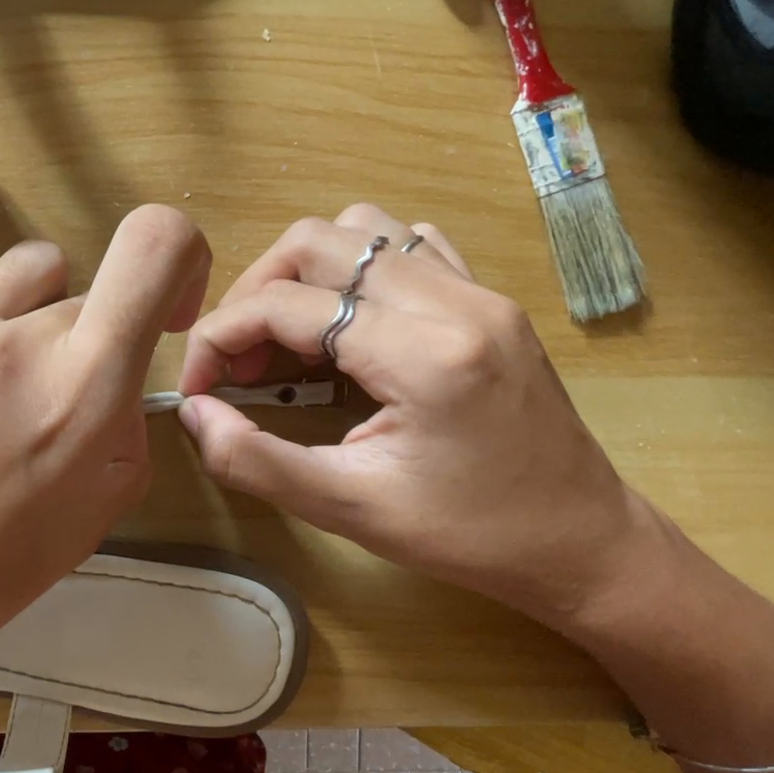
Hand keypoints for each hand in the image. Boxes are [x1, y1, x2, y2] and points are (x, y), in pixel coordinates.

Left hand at [0, 205, 210, 670]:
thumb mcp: (91, 519)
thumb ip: (123, 434)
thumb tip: (117, 384)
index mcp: (81, 393)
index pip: (156, 246)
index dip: (182, 260)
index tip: (165, 316)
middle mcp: (16, 341)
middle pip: (90, 291)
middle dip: (92, 341)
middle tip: (53, 402)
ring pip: (30, 266)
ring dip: (39, 310)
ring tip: (6, 367)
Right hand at [176, 203, 651, 623]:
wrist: (582, 543)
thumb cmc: (467, 536)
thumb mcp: (346, 509)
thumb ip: (253, 460)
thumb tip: (192, 414)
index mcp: (423, 354)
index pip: (284, 305)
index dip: (218, 337)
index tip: (197, 388)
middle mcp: (455, 300)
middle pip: (316, 242)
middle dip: (253, 294)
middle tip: (239, 361)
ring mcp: (478, 292)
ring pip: (362, 228)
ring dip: (302, 274)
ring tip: (287, 339)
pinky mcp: (488, 300)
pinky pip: (407, 245)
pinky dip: (354, 270)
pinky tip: (345, 326)